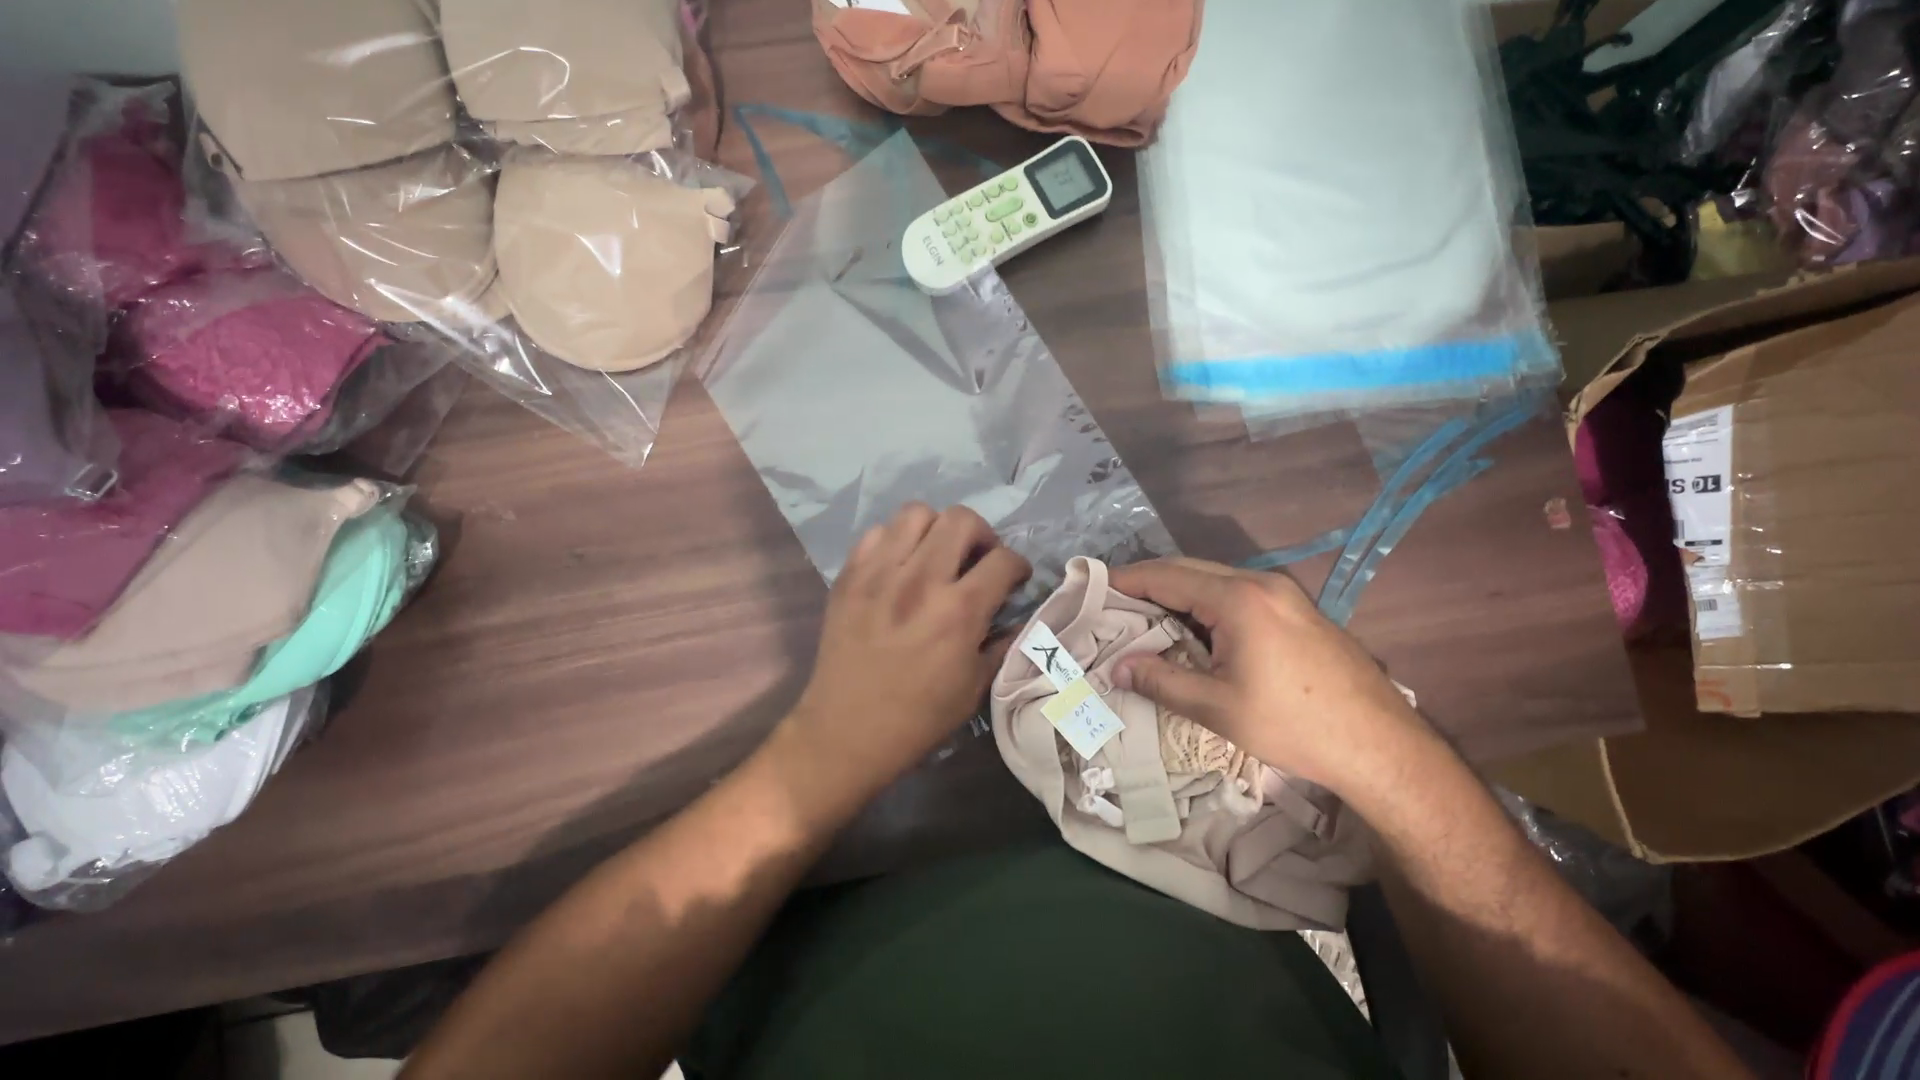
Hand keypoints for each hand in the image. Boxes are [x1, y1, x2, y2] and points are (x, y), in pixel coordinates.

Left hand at [778, 504, 1030, 802]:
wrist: (847, 731)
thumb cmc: (918, 718)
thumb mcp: (975, 687)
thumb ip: (1002, 643)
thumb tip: (1018, 617)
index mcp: (958, 611)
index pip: (1003, 560)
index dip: (1018, 566)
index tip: (1015, 579)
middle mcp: (921, 580)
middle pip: (961, 519)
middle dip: (982, 535)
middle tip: (978, 560)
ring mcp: (880, 573)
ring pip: (917, 513)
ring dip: (937, 530)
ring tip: (937, 556)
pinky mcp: (849, 576)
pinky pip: (877, 533)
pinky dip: (896, 541)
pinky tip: (900, 566)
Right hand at [1110, 557, 1438, 797]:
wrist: (1378, 742)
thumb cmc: (1291, 724)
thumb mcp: (1216, 707)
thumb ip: (1161, 682)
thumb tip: (1118, 668)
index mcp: (1238, 599)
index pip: (1167, 577)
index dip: (1128, 580)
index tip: (1095, 586)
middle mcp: (1261, 583)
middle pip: (1191, 569)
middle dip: (1149, 582)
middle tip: (1114, 603)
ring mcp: (1285, 594)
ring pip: (1216, 580)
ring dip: (1179, 592)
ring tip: (1147, 618)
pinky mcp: (1299, 611)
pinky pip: (1239, 594)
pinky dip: (1207, 603)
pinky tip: (1195, 630)